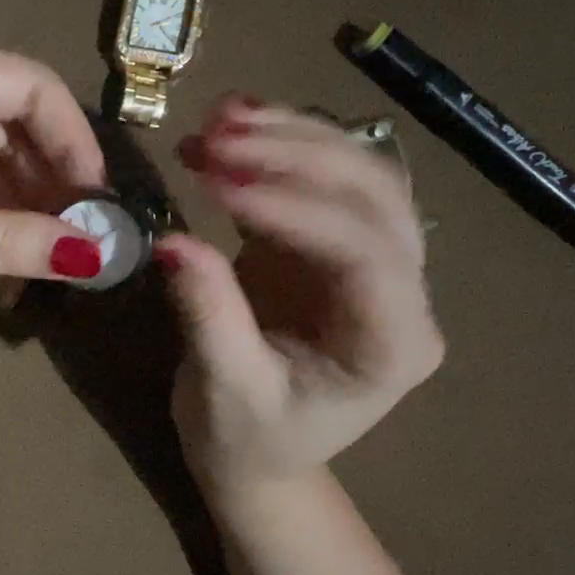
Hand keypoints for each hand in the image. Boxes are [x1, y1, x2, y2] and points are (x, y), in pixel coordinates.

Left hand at [0, 47, 110, 321]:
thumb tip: (93, 257)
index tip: (95, 198)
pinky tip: (3, 255)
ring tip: (44, 259)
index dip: (69, 136)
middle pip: (2, 121)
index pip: (22, 84)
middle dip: (43, 177)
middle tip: (76, 240)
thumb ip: (3, 240)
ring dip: (12, 203)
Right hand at [159, 98, 444, 491]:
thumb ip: (208, 314)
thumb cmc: (247, 439)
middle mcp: (403, 293)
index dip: (297, 211)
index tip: (218, 187)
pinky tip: (231, 120)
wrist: (258, 457)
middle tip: (214, 137)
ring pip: (356, 175)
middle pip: (373, 197)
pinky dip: (278, 146)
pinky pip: (319, 180)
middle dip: (294, 156)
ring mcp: (372, 262)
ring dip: (290, 136)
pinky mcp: (330, 245)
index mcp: (393, 344)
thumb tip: (172, 241)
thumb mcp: (223, 388)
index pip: (366, 256)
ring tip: (217, 117)